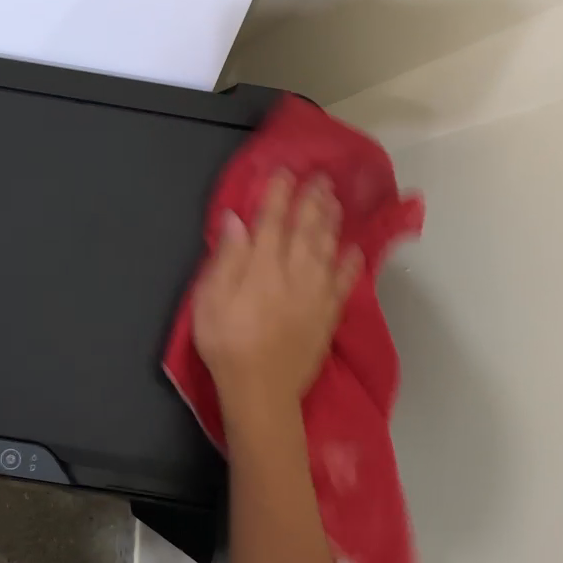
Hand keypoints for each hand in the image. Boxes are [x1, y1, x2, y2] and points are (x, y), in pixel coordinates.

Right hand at [192, 172, 361, 418]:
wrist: (260, 391)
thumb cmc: (225, 342)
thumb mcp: (209, 299)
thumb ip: (226, 258)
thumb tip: (236, 219)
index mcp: (261, 268)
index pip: (272, 222)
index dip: (278, 195)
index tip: (284, 172)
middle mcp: (293, 275)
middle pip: (305, 230)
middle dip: (311, 201)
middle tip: (320, 178)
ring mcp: (315, 296)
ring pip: (327, 250)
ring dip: (331, 223)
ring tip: (335, 201)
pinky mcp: (327, 317)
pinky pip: (343, 283)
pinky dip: (349, 264)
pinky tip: (353, 249)